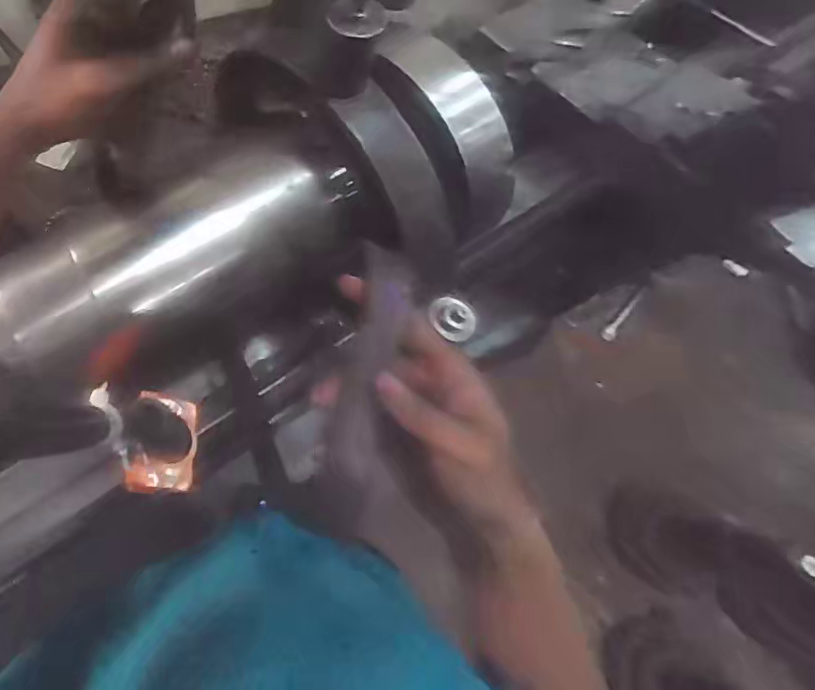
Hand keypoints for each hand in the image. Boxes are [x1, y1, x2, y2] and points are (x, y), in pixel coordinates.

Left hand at [0, 0, 191, 153]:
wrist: (16, 132)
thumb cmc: (52, 99)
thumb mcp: (102, 81)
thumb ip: (145, 64)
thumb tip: (190, 46)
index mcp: (68, 7)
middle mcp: (67, 15)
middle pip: (114, 5)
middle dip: (143, 13)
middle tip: (177, 17)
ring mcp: (67, 39)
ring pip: (110, 28)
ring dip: (135, 35)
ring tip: (170, 37)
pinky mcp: (71, 62)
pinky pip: (105, 49)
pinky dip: (124, 54)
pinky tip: (148, 62)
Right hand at [317, 276, 540, 552]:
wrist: (493, 529)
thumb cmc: (488, 482)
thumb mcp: (462, 448)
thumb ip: (421, 413)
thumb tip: (379, 378)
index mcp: (452, 373)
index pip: (414, 327)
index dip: (382, 304)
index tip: (347, 285)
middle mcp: (429, 380)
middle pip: (384, 354)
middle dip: (352, 358)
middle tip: (322, 379)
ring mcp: (413, 403)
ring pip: (372, 381)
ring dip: (346, 387)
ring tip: (321, 403)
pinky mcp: (400, 426)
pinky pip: (370, 406)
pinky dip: (350, 406)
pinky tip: (331, 416)